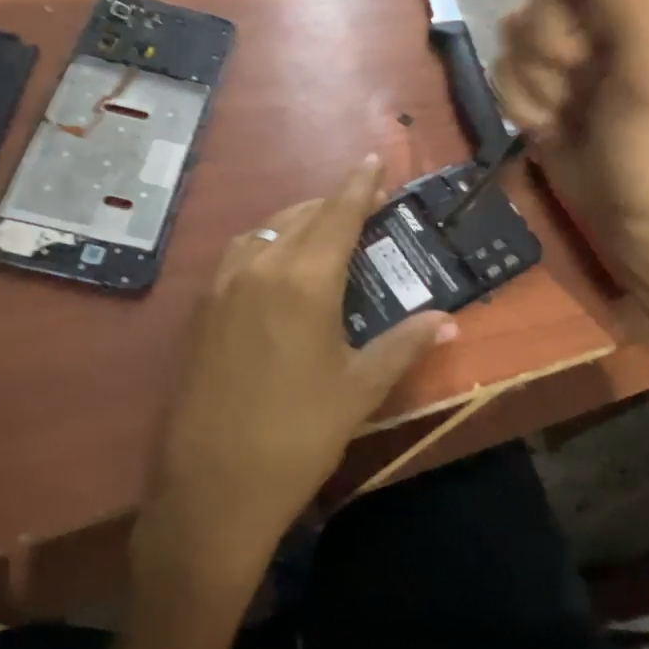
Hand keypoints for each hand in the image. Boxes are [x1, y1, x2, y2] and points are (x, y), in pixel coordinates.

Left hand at [135, 154, 457, 584]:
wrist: (213, 487)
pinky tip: (274, 270)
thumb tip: (447, 320)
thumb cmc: (298, 436)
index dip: (359, 186)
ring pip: (264, 232)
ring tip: (319, 232)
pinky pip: (238, 257)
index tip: (373, 162)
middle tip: (360, 206)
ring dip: (295, 222)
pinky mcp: (200, 313)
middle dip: (331, 204)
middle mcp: (260, 269)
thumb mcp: (360, 390)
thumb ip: (403, 346)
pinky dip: (264, 245)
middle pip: (300, 218)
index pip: (337, 215)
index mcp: (304, 280)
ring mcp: (222, 288)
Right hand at [494, 0, 648, 284]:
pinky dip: (526, 95)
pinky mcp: (545, 62)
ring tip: (577, 105)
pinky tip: (555, 120)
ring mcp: (581, 25)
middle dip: (561, 27)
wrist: (633, 219)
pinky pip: (507, 52)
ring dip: (542, 71)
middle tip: (590, 68)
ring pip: (524, 8)